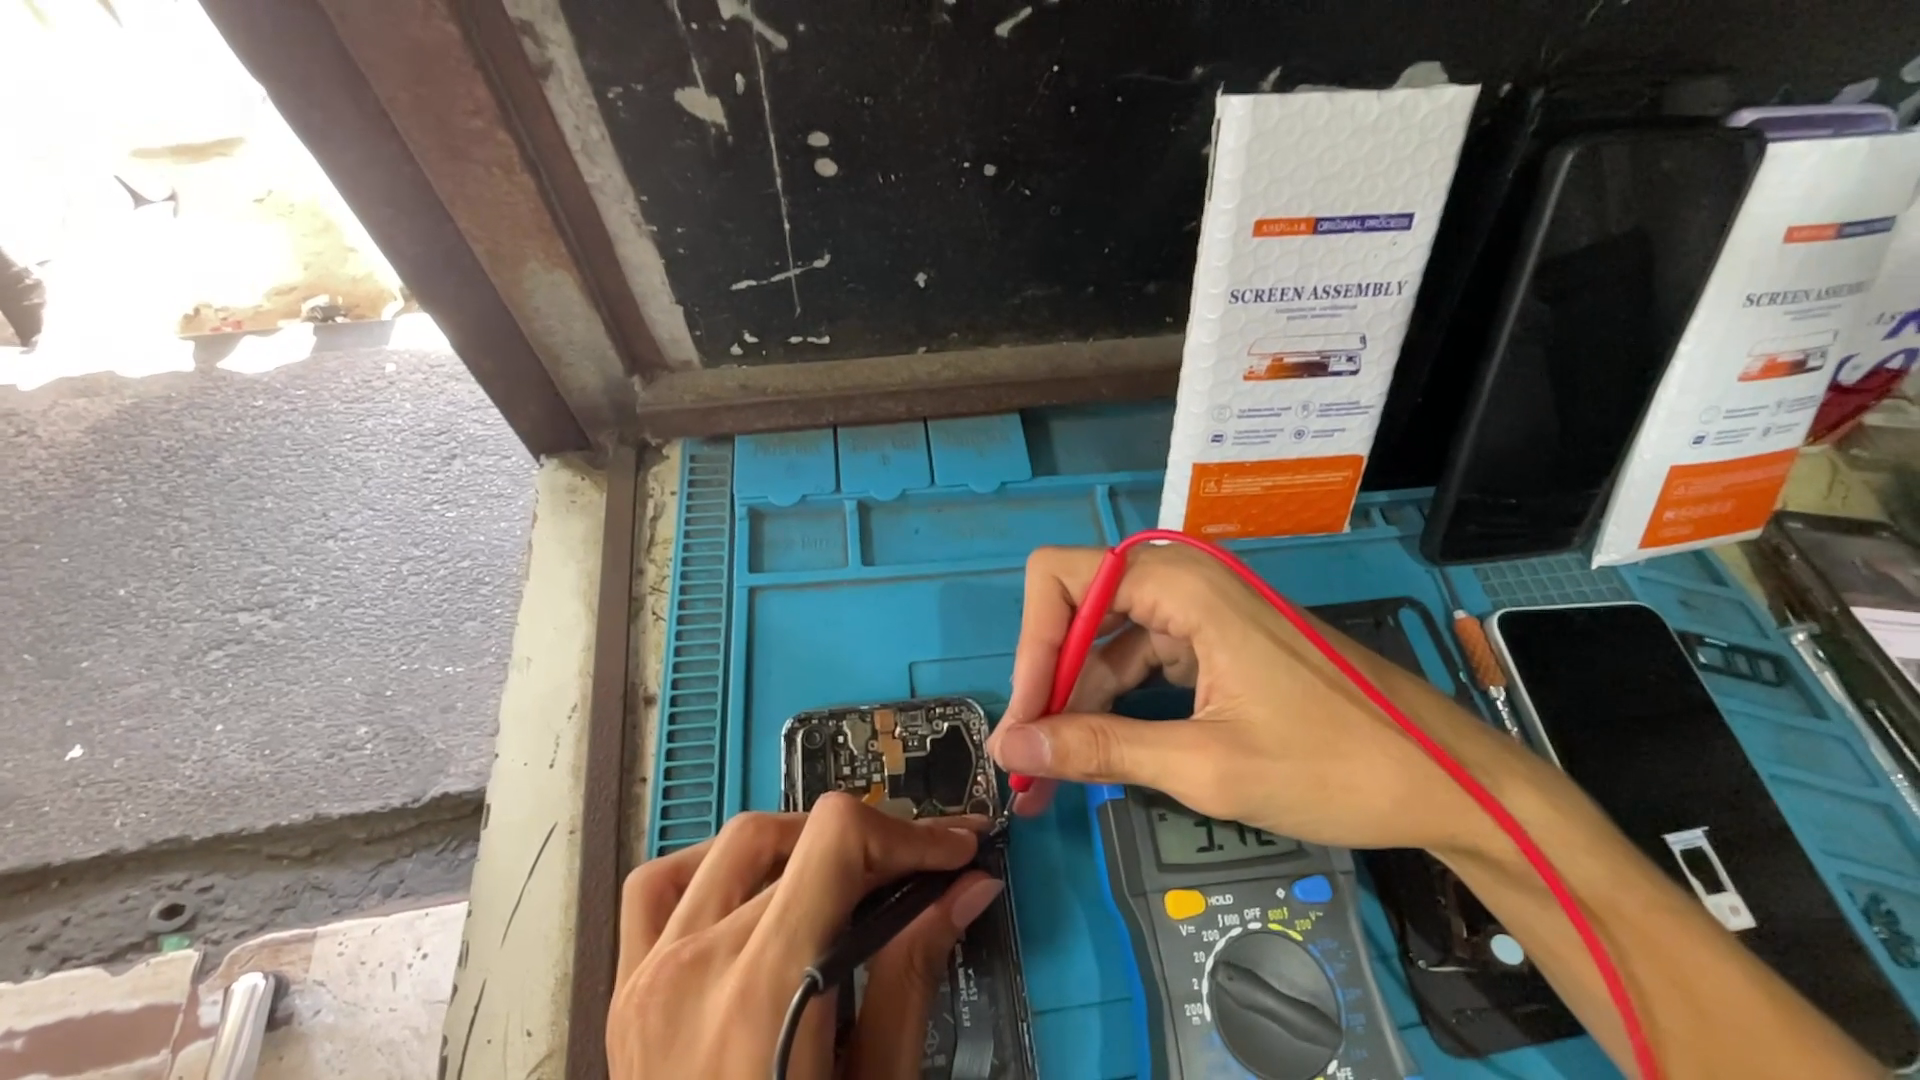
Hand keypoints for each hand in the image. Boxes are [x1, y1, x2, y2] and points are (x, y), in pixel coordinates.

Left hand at [607, 795, 1004, 1079]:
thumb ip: (913, 976)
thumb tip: (963, 893)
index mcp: (762, 993)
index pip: (835, 842)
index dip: (906, 834)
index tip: (949, 852)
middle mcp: (695, 968)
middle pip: (797, 838)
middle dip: (876, 846)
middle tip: (920, 873)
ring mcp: (650, 976)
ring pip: (734, 844)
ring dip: (803, 843)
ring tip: (847, 879)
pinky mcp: (629, 990)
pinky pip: (659, 886)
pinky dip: (715, 866)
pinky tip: (754, 891)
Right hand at [988, 544, 1523, 853]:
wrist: (1446, 781)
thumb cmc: (1333, 766)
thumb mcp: (1205, 765)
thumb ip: (1099, 749)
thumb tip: (1009, 750)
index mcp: (1183, 587)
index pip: (1063, 580)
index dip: (1031, 647)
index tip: (1025, 722)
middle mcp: (1188, 584)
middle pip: (1080, 611)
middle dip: (1048, 684)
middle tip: (1029, 764)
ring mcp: (1207, 615)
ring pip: (1110, 643)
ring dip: (1078, 704)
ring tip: (1055, 778)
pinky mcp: (1222, 645)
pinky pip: (1146, 662)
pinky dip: (1118, 706)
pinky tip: (1103, 754)